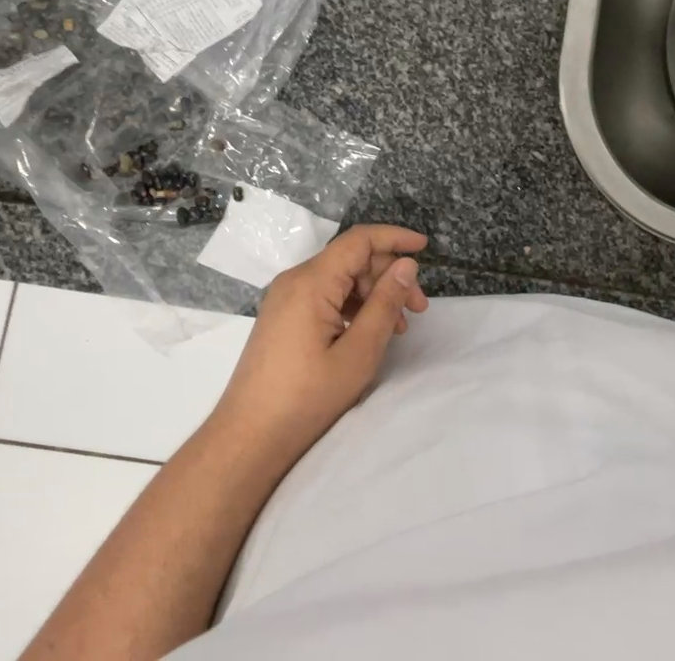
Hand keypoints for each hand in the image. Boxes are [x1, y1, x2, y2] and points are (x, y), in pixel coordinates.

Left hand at [209, 224, 428, 460]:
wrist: (250, 436)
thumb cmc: (307, 397)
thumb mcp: (358, 352)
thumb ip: (385, 304)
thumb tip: (406, 266)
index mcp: (311, 282)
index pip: (359, 240)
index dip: (394, 238)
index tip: (425, 247)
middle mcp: (295, 281)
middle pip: (351, 259)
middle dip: (389, 276)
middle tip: (418, 310)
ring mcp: (285, 299)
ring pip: (340, 279)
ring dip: (373, 294)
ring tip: (397, 328)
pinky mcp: (283, 317)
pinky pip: (325, 296)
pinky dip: (352, 306)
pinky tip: (368, 332)